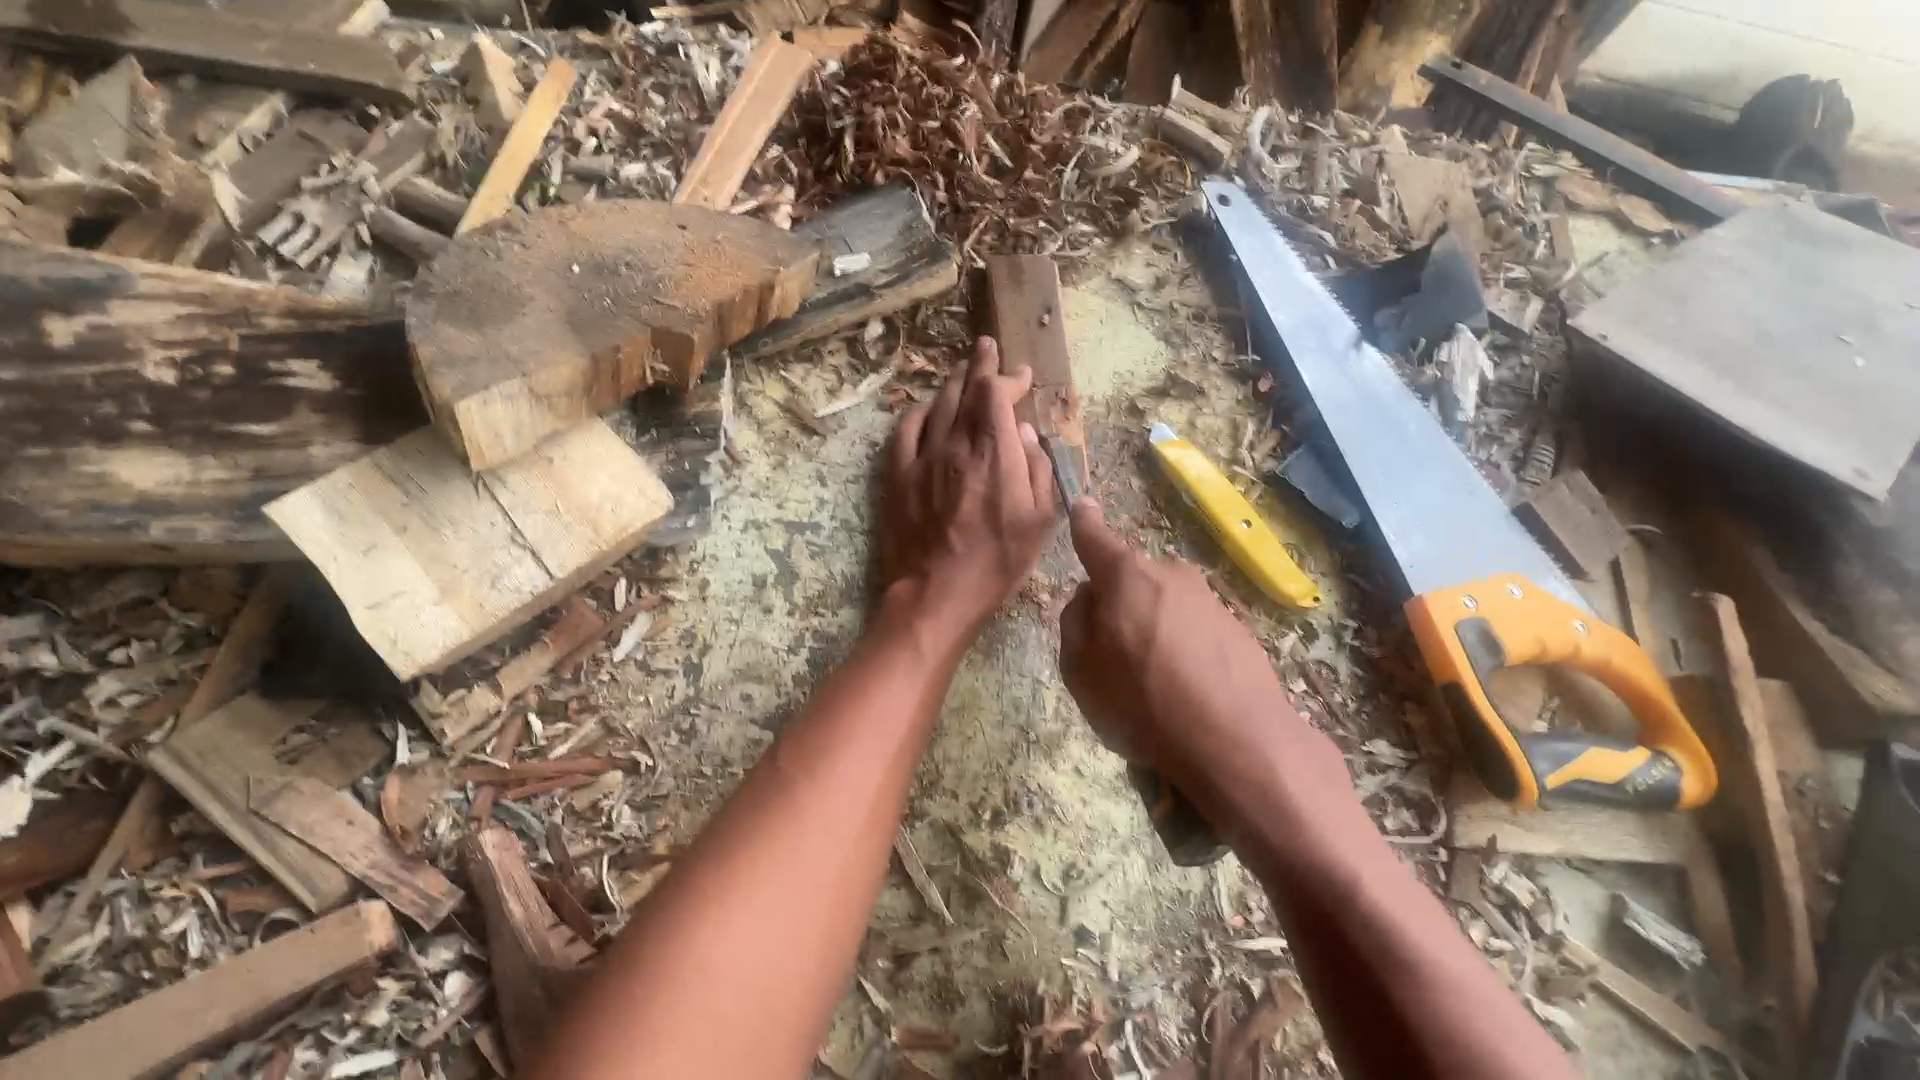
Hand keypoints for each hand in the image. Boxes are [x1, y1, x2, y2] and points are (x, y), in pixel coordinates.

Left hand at [879, 337, 1055, 629]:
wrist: (934, 594)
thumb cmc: (996, 563)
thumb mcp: (1039, 522)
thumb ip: (1038, 471)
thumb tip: (1027, 436)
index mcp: (994, 453)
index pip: (997, 394)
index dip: (1009, 377)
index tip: (1021, 374)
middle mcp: (955, 445)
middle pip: (965, 390)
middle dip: (979, 365)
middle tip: (985, 347)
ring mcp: (921, 458)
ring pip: (936, 405)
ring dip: (951, 384)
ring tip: (961, 372)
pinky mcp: (896, 476)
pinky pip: (904, 430)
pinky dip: (917, 412)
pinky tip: (925, 409)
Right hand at [1059, 499, 1299, 779]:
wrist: (1236, 740)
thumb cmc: (1142, 703)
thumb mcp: (1080, 672)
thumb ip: (1075, 623)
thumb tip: (1089, 598)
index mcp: (1125, 577)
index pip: (1095, 539)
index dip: (1084, 524)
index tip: (1082, 506)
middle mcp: (1170, 575)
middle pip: (1133, 580)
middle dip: (1121, 603)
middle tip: (1115, 654)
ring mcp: (1209, 599)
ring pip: (1166, 605)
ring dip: (1155, 628)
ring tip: (1156, 682)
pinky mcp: (1238, 628)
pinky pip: (1195, 629)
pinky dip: (1186, 648)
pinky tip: (1189, 690)